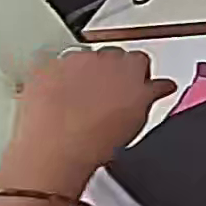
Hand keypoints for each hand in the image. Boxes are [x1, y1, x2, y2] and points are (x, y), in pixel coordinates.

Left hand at [0, 47, 174, 193]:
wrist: (58, 148)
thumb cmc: (99, 136)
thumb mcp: (140, 117)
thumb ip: (154, 92)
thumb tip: (162, 85)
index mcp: (130, 65)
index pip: (140, 60)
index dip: (137, 76)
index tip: (133, 89)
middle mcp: (101, 56)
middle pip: (111, 56)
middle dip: (110, 73)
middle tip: (107, 99)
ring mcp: (71, 61)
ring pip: (82, 60)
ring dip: (83, 74)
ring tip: (81, 103)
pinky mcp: (43, 68)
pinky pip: (52, 67)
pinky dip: (56, 79)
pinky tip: (60, 101)